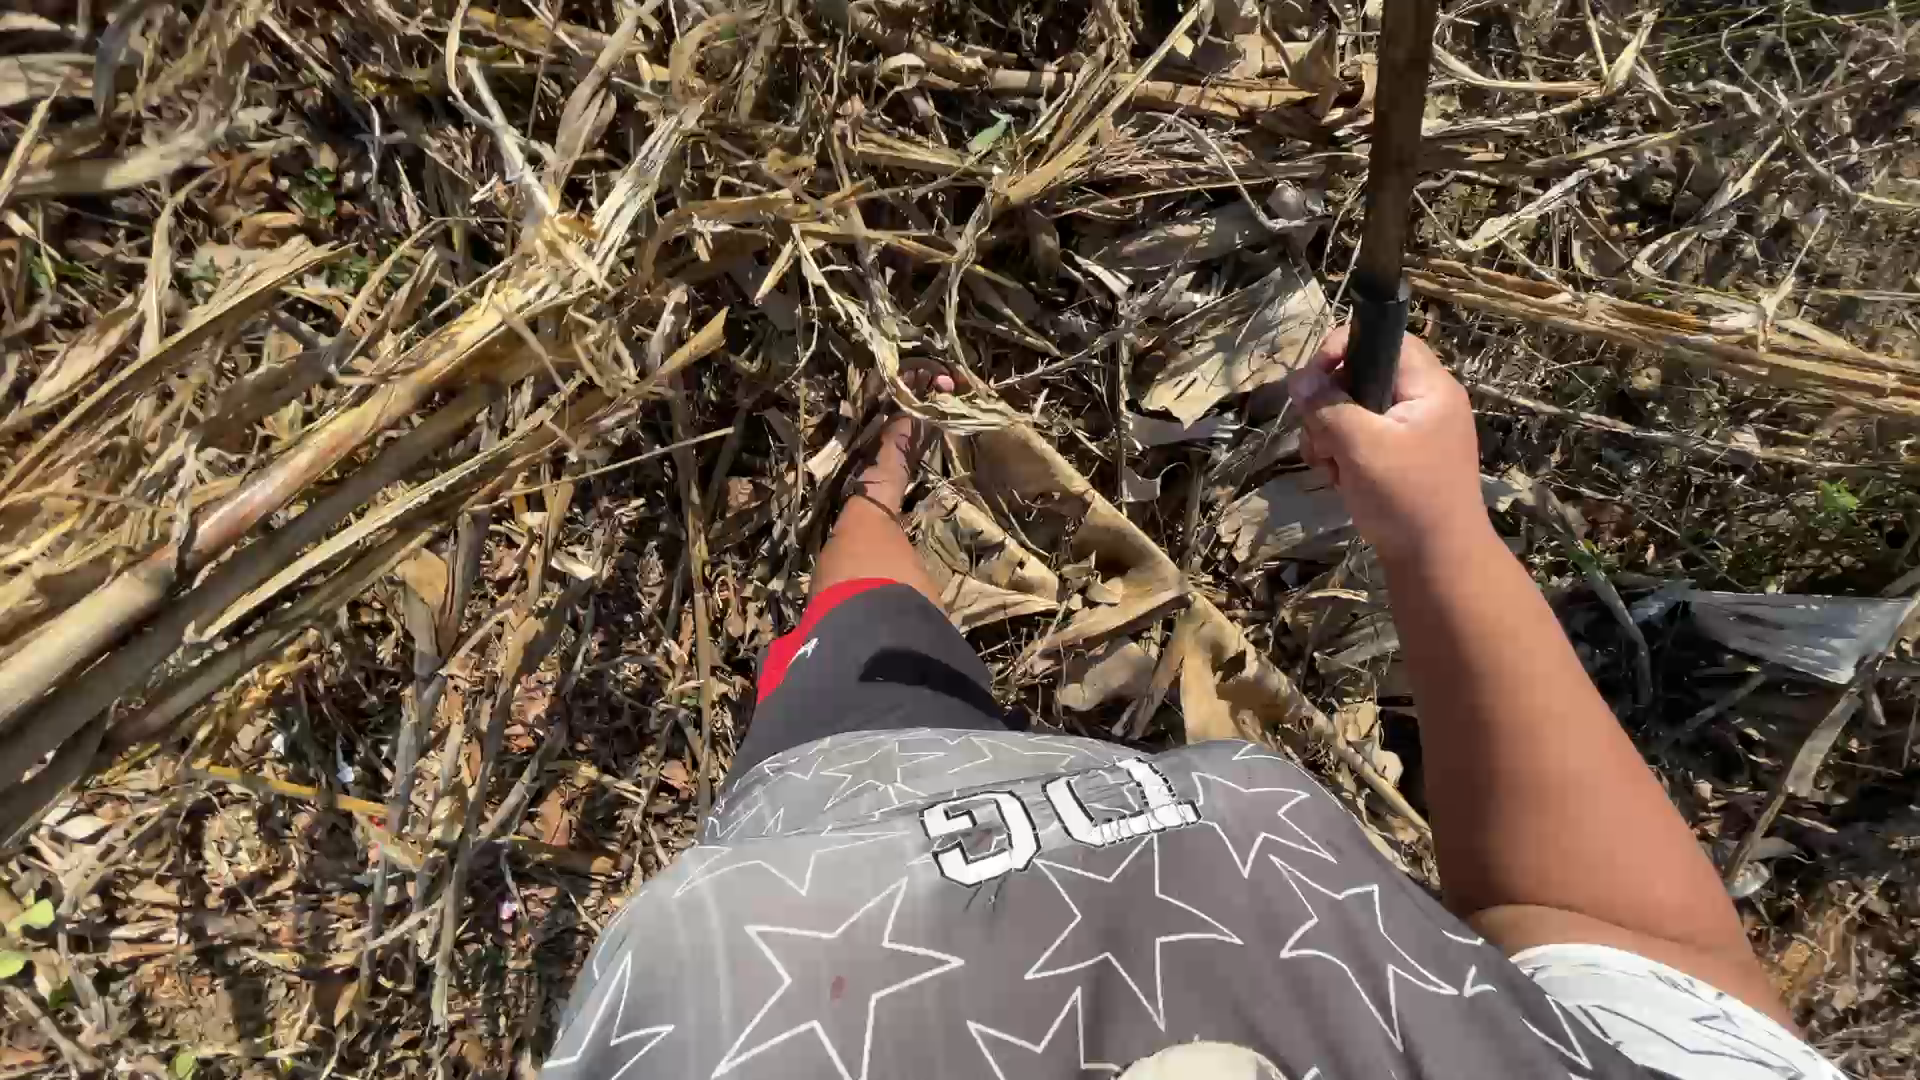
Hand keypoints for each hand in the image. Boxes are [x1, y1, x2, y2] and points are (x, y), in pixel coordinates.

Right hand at [1285, 324, 1487, 564]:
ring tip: (1330, 465)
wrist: (1435, 558)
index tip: (1311, 378)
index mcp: (1428, 389)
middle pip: (1359, 377)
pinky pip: (1355, 438)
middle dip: (1327, 405)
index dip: (1343, 348)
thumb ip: (1329, 408)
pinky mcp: (1395, 456)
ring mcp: (1408, 431)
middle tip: (1321, 437)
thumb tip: (1298, 380)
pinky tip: (1337, 477)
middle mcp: (1421, 403)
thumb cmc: (1406, 497)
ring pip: (1350, 411)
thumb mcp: (1362, 447)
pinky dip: (1337, 454)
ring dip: (1327, 434)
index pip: (1384, 340)